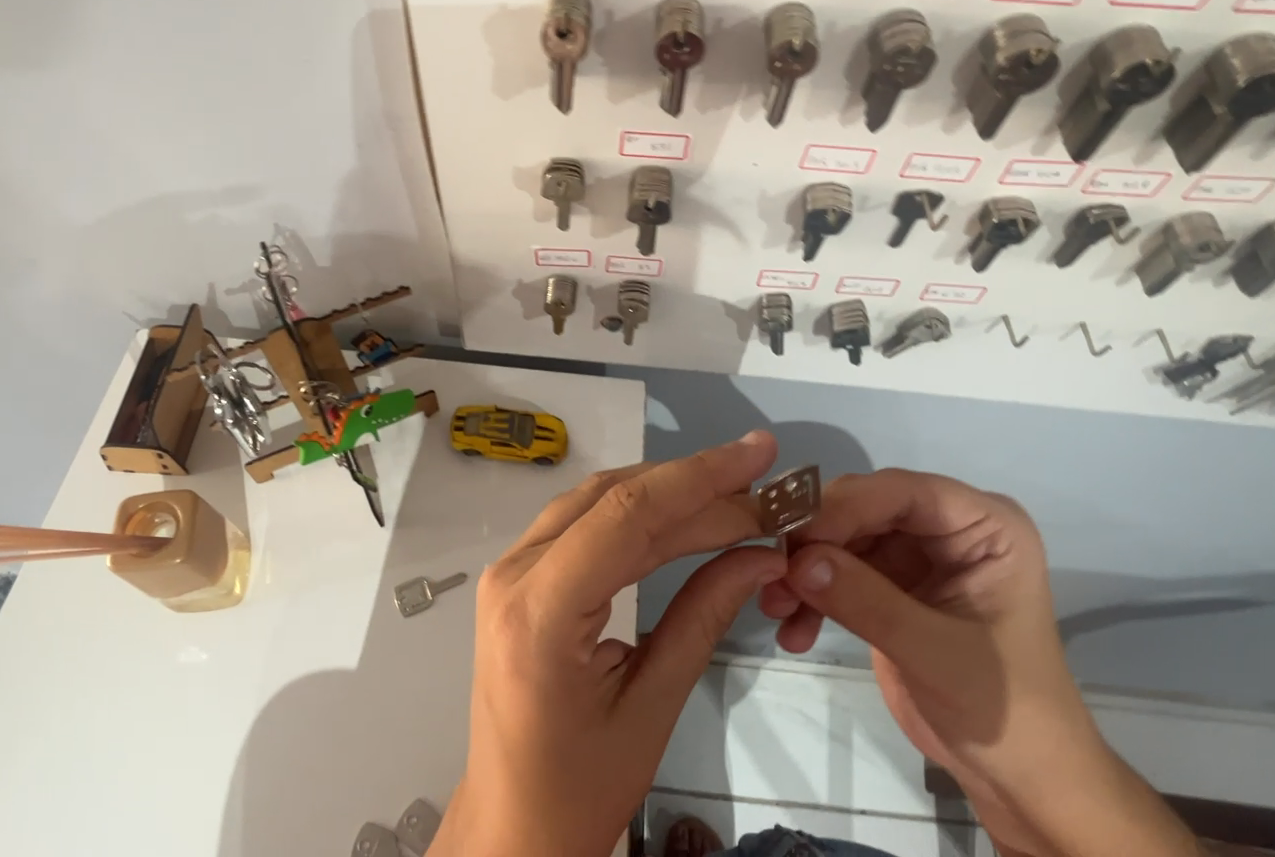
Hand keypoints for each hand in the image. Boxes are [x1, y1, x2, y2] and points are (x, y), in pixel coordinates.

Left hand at [435, 432, 787, 856]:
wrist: (512, 822)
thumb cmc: (580, 785)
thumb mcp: (652, 706)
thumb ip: (703, 617)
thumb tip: (763, 557)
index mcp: (540, 611)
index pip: (628, 515)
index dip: (700, 477)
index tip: (760, 454)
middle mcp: (514, 574)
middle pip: (613, 500)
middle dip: (695, 486)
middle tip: (765, 488)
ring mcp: (509, 571)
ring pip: (596, 503)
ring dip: (668, 495)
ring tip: (737, 496)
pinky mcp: (519, 578)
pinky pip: (582, 525)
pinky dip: (638, 517)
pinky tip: (684, 518)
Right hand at [760, 469, 1201, 856]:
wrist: (1018, 775)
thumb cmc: (1005, 710)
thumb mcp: (935, 653)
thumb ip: (867, 602)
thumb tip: (798, 562)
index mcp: (985, 526)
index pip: (903, 492)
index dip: (845, 506)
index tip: (793, 538)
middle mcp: (948, 529)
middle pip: (864, 508)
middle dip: (816, 540)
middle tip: (774, 575)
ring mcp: (916, 556)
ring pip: (841, 537)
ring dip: (805, 570)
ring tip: (776, 608)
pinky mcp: (890, 585)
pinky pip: (836, 571)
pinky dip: (811, 596)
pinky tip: (794, 631)